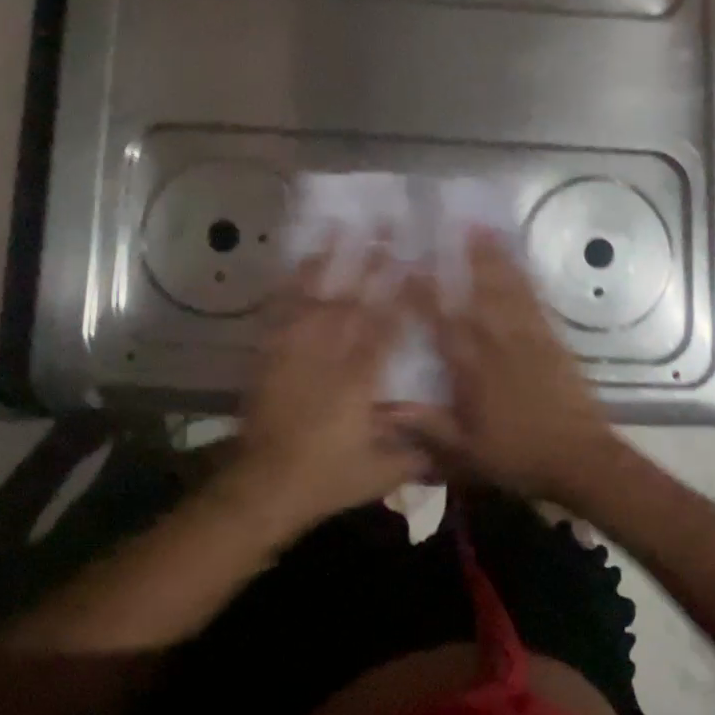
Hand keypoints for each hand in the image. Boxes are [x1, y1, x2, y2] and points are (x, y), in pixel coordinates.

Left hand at [230, 242, 430, 534]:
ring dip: (329, 261)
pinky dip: (290, 287)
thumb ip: (416, 451)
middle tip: (384, 228)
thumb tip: (450, 439)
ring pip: (315, 298)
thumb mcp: (380, 472)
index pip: (386, 327)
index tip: (416, 262)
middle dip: (371, 263)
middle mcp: (328, 357)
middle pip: (352, 301)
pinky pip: (280, 314)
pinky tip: (298, 265)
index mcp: (360, 381)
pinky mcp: (269, 356)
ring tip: (340, 228)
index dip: (402, 293)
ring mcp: (294, 353)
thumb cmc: (325, 479)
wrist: (263, 486)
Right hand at [397, 230, 618, 502]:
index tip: (408, 265)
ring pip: (510, 292)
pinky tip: (522, 267)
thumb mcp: (465, 453)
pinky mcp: (555, 345)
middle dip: (470, 259)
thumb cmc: (518, 458)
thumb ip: (428, 426)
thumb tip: (385, 408)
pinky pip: (537, 304)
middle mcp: (500, 346)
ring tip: (489, 231)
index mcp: (473, 369)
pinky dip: (528, 281)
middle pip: (482, 294)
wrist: (581, 460)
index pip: (442, 324)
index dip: (423, 294)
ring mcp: (531, 341)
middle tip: (460, 225)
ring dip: (498, 260)